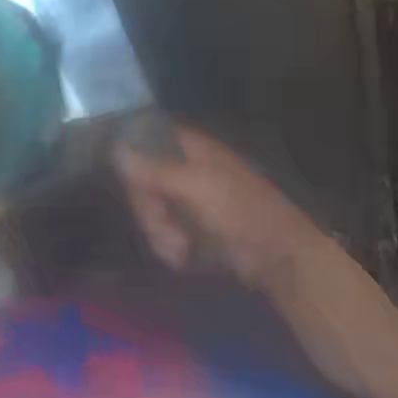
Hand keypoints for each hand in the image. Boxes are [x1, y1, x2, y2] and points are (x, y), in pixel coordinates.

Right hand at [110, 120, 329, 290]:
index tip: (123, 173)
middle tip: (156, 222)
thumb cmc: (241, 213)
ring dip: (157, 228)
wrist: (284, 263)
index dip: (130, 147)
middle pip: (143, 174)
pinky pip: (164, 227)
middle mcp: (187, 168)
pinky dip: (168, 242)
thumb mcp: (193, 187)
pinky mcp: (194, 227)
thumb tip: (114, 148)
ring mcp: (191, 198)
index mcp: (192, 148)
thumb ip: (152, 169)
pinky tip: (180, 256)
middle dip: (146, 204)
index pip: (148, 134)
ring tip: (175, 248)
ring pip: (151, 205)